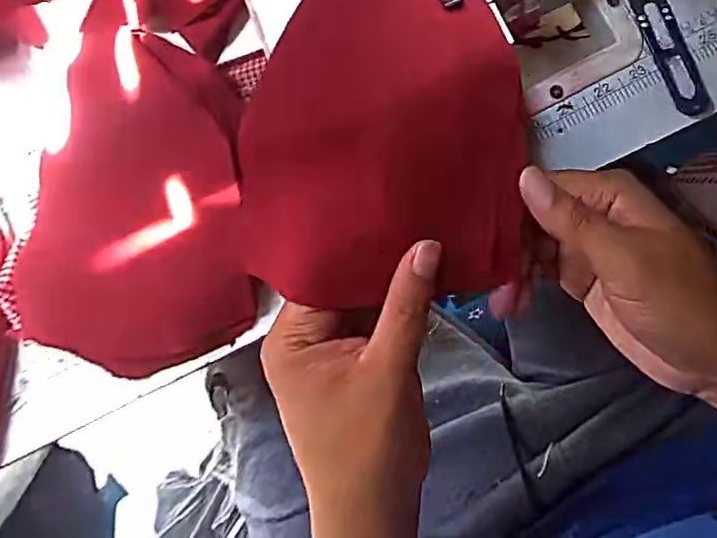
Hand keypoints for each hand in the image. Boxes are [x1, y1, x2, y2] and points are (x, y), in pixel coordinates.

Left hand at [261, 239, 438, 537]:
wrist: (379, 513)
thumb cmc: (367, 450)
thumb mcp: (387, 370)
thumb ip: (405, 304)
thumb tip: (425, 246)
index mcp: (290, 339)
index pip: (321, 275)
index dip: (355, 246)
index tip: (387, 210)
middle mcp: (305, 338)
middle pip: (345, 283)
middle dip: (379, 258)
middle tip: (411, 214)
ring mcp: (333, 347)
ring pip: (365, 298)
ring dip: (393, 278)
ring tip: (421, 231)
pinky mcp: (360, 357)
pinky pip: (379, 316)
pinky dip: (401, 301)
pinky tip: (425, 272)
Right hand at [493, 167, 716, 398]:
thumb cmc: (680, 301)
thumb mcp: (624, 259)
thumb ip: (571, 220)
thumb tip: (525, 176)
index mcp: (607, 195)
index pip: (546, 188)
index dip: (513, 206)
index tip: (479, 229)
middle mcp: (593, 214)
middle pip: (535, 217)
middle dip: (511, 245)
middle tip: (491, 278)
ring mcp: (588, 248)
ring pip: (535, 246)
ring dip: (515, 269)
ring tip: (501, 301)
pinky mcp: (584, 280)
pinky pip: (544, 272)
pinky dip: (526, 285)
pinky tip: (511, 303)